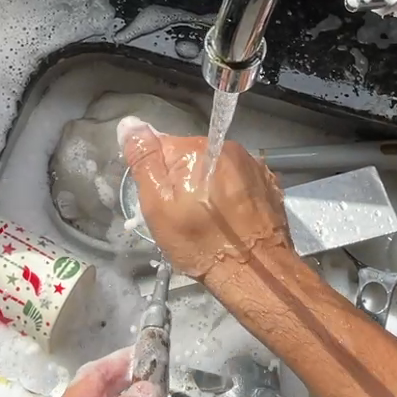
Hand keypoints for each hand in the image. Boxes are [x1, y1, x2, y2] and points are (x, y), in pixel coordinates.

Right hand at [118, 117, 291, 279]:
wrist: (255, 273)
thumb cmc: (200, 243)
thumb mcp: (158, 206)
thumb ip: (144, 160)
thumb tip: (130, 123)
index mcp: (194, 149)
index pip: (160, 145)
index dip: (155, 172)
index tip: (161, 199)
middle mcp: (225, 146)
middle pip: (189, 154)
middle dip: (181, 178)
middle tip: (182, 213)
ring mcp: (250, 162)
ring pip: (213, 165)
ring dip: (206, 184)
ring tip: (207, 217)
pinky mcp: (265, 180)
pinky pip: (236, 177)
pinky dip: (228, 191)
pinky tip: (228, 216)